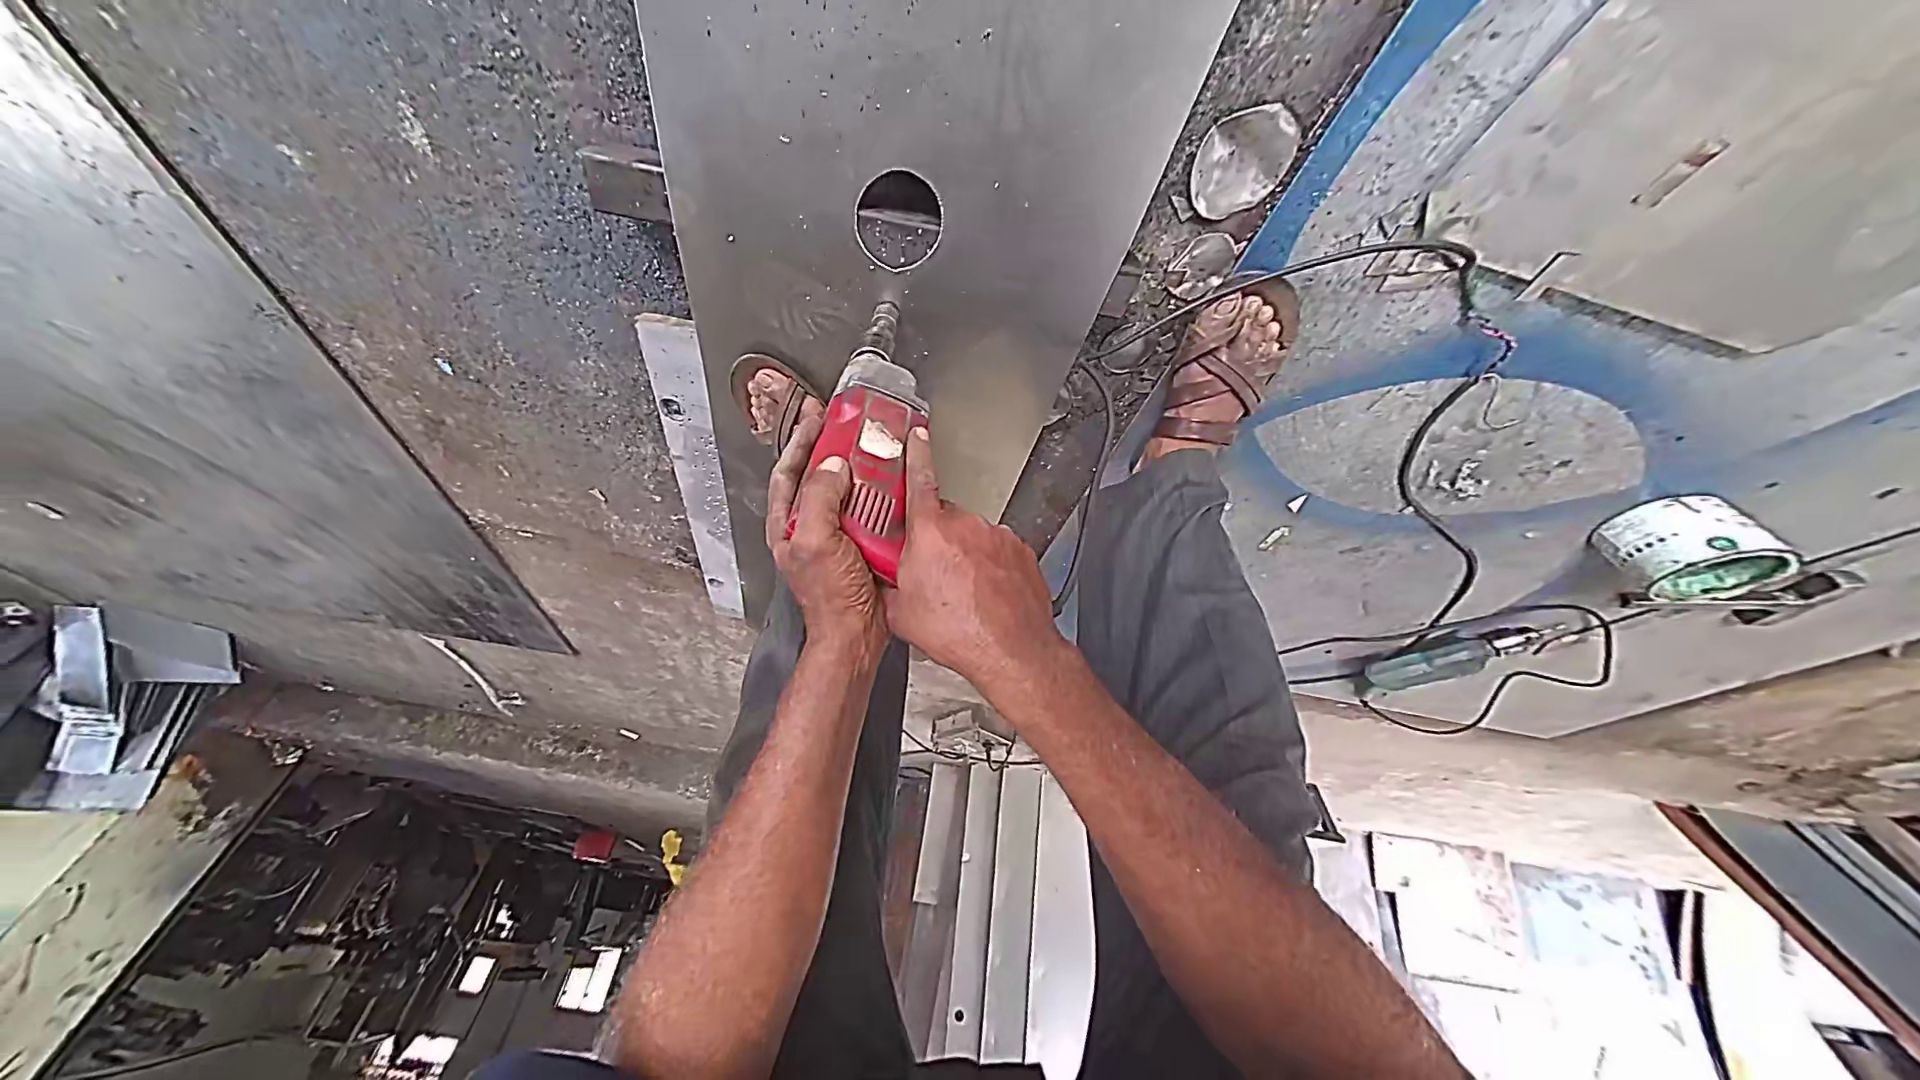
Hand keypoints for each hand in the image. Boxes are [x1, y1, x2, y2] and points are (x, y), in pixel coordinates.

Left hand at [767, 414, 884, 647]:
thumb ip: (818, 500)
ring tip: (866, 441)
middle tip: (841, 420)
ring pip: (844, 488)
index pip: (788, 472)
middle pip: (816, 475)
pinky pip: (869, 506)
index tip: (815, 419)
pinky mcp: (863, 541)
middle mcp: (810, 526)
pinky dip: (877, 489)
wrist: (857, 631)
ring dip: (855, 465)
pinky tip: (888, 477)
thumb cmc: (830, 598)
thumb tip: (831, 466)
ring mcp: (837, 533)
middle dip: (827, 446)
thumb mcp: (815, 542)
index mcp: (788, 525)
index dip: (800, 443)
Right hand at [885, 426, 1066, 692]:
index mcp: (931, 533)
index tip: (917, 435)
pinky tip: (984, 593)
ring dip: (964, 555)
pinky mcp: (1019, 550)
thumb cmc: (960, 632)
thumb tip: (882, 579)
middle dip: (936, 538)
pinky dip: (989, 565)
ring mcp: (997, 537)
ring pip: (971, 536)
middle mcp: (967, 526)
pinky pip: (996, 550)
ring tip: (961, 590)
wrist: (1010, 650)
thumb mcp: (901, 613)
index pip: (920, 479)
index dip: (916, 453)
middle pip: (944, 519)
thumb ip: (887, 583)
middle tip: (932, 571)